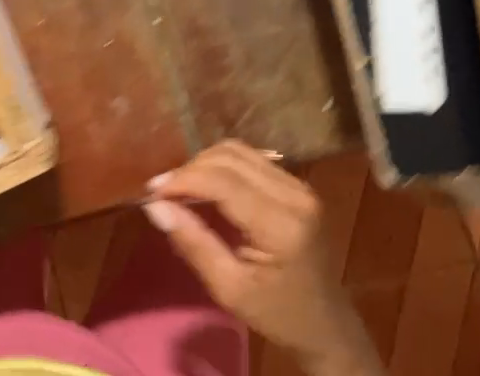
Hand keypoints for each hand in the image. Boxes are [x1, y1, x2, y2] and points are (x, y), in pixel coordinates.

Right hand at [143, 141, 373, 374]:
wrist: (327, 326)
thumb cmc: (278, 315)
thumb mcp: (229, 290)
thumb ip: (194, 243)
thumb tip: (155, 206)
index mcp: (281, 225)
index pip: (223, 182)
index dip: (183, 180)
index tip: (152, 192)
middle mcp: (295, 195)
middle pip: (230, 158)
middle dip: (190, 169)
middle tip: (162, 193)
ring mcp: (299, 187)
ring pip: (239, 152)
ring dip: (204, 164)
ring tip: (181, 189)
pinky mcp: (297, 186)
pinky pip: (251, 160)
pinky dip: (221, 166)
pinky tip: (206, 186)